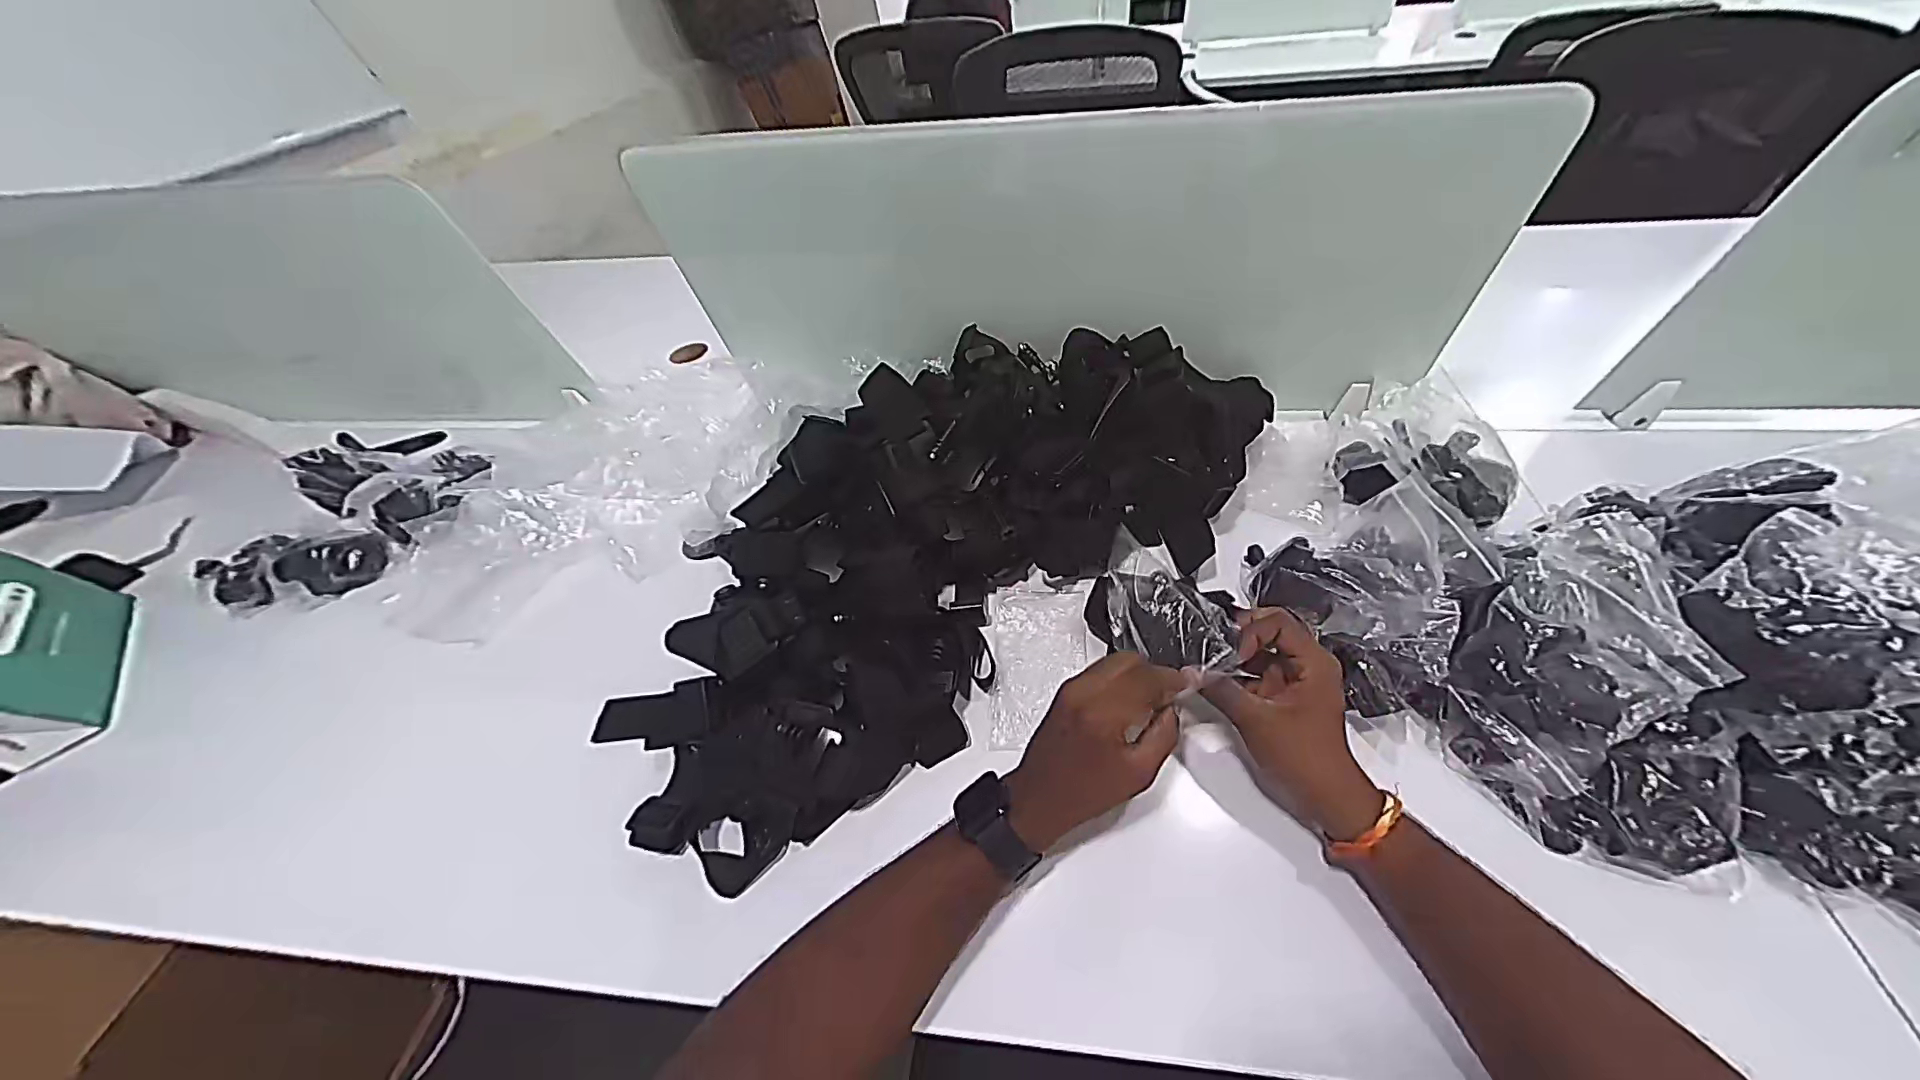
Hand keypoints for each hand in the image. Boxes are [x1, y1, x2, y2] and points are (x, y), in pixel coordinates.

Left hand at [1003, 652, 1187, 853]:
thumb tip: (1173, 709)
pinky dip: (1119, 679)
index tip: (1186, 684)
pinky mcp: (1065, 691)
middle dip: (1155, 675)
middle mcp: (1083, 693)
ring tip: (1148, 703)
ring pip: (1115, 662)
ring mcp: (1071, 689)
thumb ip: (1164, 734)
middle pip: (1131, 661)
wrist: (1040, 798)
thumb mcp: (1139, 773)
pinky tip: (1126, 704)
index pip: (1147, 677)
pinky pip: (1100, 671)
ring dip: (1137, 675)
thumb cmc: (1081, 792)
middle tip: (1168, 696)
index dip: (1174, 679)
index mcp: (1103, 712)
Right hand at [1196, 608, 1382, 840]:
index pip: (1279, 622)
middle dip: (1240, 636)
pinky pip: (1257, 671)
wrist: (1325, 795)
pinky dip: (1238, 673)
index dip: (1250, 632)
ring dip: (1236, 655)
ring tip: (1214, 664)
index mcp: (1315, 663)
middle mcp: (1308, 666)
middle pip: (1271, 631)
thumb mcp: (1257, 720)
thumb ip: (1222, 690)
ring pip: (1262, 651)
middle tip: (1217, 646)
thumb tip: (1195, 672)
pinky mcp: (1283, 695)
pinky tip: (1220, 681)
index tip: (1233, 652)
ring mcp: (1295, 680)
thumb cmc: (1309, 760)